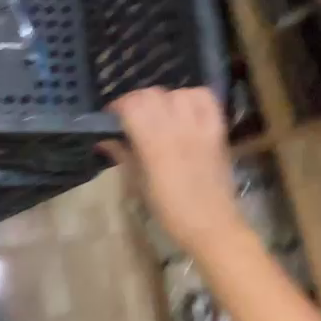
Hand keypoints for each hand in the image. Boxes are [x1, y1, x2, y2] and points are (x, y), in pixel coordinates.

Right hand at [102, 87, 238, 246]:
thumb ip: (122, 154)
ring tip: (159, 112)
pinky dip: (193, 97)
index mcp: (153, 144)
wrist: (212, 226)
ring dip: (163, 99)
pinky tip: (185, 109)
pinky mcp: (217, 131)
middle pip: (151, 94)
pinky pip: (206, 100)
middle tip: (131, 115)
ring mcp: (200, 128)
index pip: (131, 106)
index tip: (110, 117)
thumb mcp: (138, 183)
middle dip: (136, 100)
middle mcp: (176, 130)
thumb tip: (103, 140)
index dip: (117, 106)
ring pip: (177, 93)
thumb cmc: (169, 210)